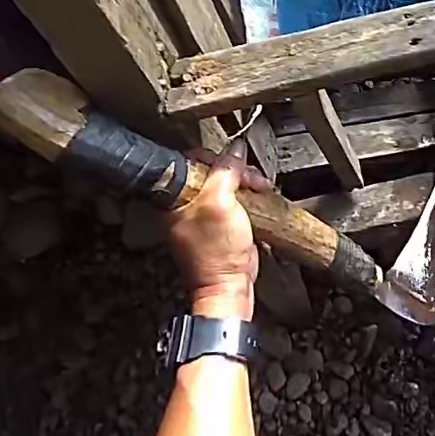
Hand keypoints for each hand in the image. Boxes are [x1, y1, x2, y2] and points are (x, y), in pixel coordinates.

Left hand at [165, 141, 271, 318]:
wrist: (230, 286)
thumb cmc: (217, 253)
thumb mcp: (222, 202)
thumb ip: (226, 171)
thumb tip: (235, 149)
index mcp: (173, 198)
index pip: (191, 160)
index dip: (215, 156)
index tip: (233, 162)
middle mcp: (185, 203)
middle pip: (212, 170)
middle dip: (237, 170)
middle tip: (251, 179)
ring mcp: (203, 213)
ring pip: (226, 182)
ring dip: (246, 181)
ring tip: (260, 188)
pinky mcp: (221, 222)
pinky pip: (235, 198)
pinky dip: (249, 194)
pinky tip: (260, 196)